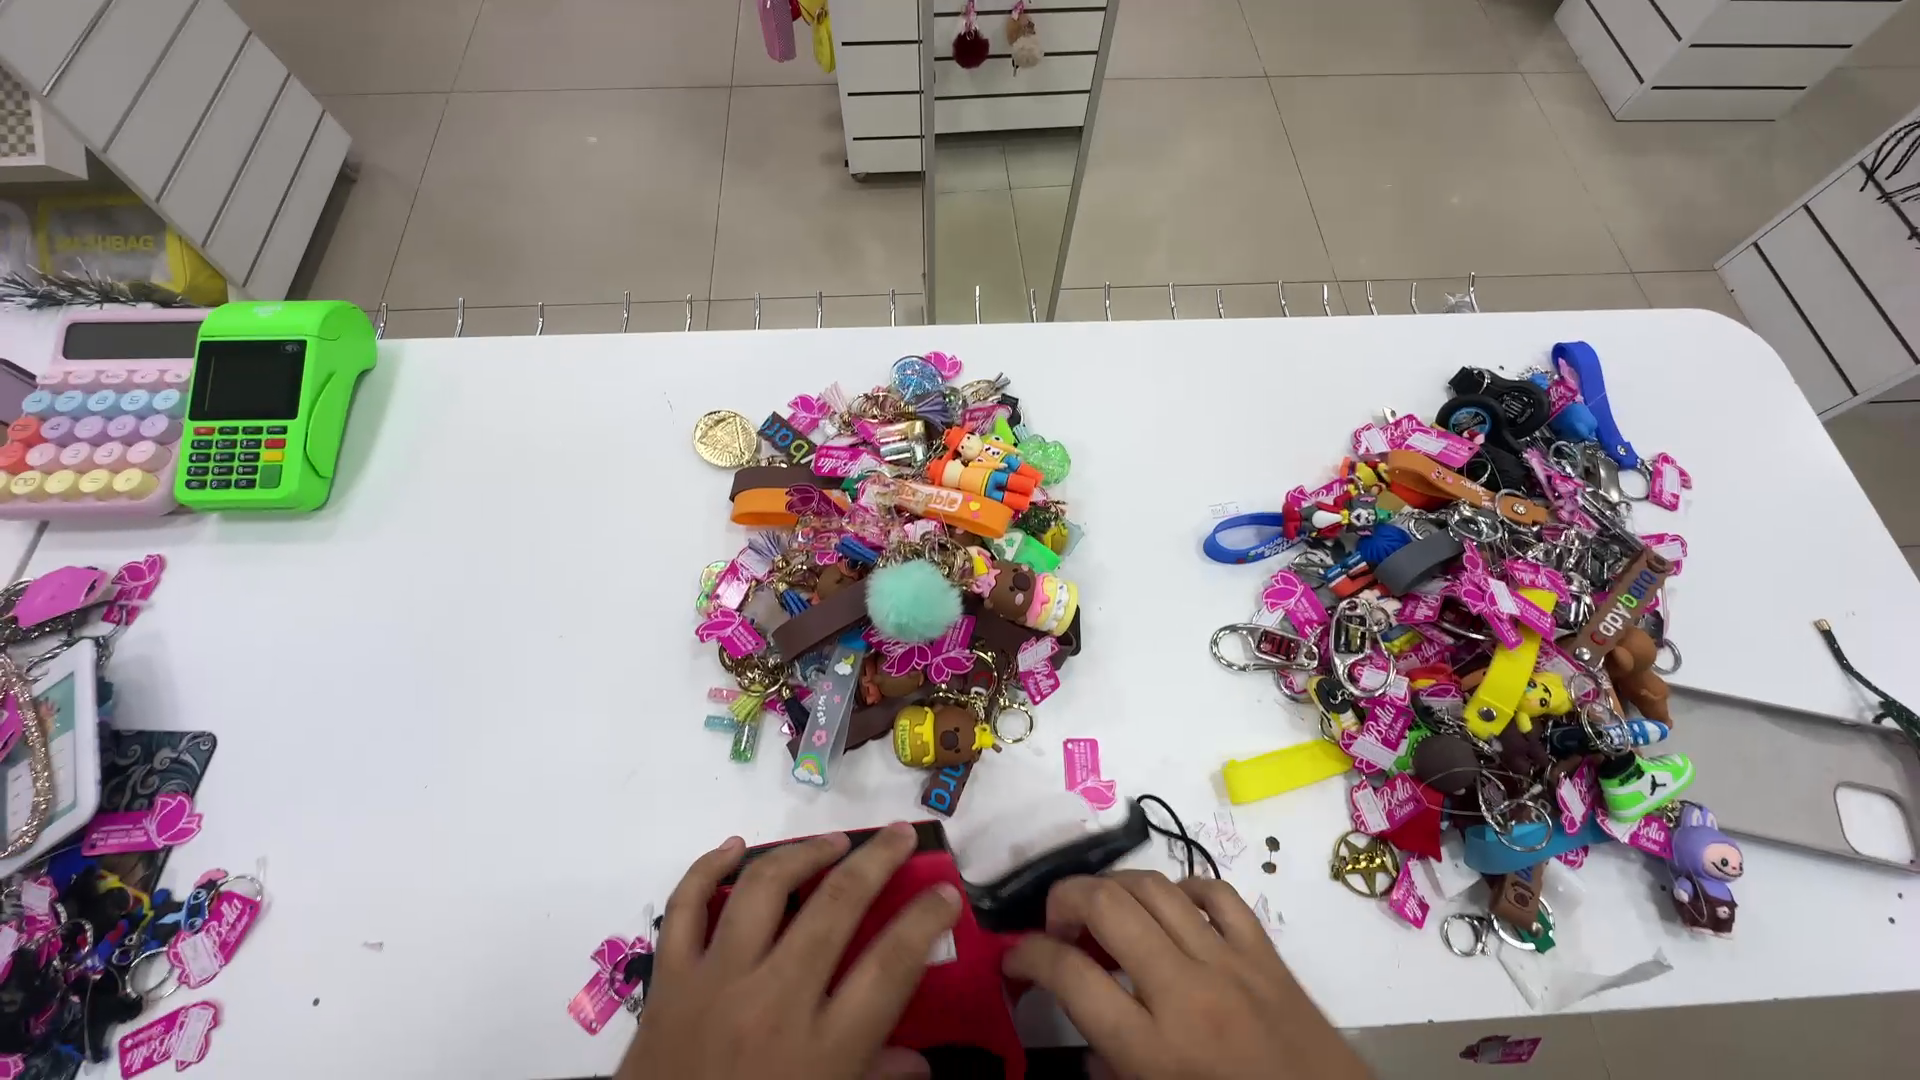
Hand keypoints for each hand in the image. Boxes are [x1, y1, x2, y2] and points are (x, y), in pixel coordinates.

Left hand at [617, 824, 962, 1079]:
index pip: (891, 965)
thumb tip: (922, 1061)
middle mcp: (773, 1002)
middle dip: (877, 860)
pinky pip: (684, 906)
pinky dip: (706, 867)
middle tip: (899, 835)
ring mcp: (716, 983)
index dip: (926, 920)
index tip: (946, 892)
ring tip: (835, 841)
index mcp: (822, 1050)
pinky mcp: (668, 980)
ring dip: (805, 852)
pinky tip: (734, 847)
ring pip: (764, 888)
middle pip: (835, 906)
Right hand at [1004, 871, 1368, 1079]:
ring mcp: (1230, 964)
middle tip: (1055, 923)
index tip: (1015, 957)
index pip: (1070, 975)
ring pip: (1154, 887)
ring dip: (1114, 887)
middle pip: (1106, 906)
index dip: (1028, 955)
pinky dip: (1182, 889)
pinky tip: (1171, 910)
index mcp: (1153, 1049)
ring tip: (1103, 909)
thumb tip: (1087, 1042)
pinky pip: (1215, 893)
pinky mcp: (1266, 953)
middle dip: (1063, 899)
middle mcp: (1185, 993)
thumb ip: (1112, 1072)